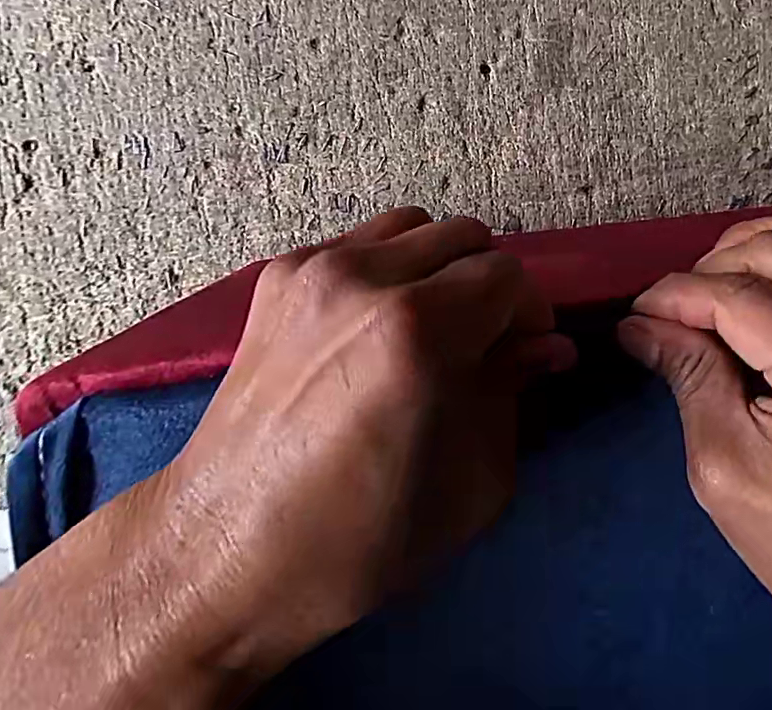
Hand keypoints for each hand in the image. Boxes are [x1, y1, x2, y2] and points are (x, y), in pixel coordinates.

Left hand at [141, 206, 574, 676]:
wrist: (224, 544)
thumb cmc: (356, 542)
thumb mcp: (469, 486)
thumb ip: (513, 392)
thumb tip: (548, 345)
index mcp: (415, 331)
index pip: (505, 274)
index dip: (529, 311)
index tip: (525, 350)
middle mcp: (361, 278)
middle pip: (462, 235)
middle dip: (488, 283)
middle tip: (482, 339)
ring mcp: (311, 268)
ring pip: (409, 226)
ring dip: (436, 264)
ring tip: (428, 323)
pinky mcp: (276, 274)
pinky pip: (357, 243)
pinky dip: (385, 268)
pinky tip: (371, 323)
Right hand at [616, 215, 771, 708]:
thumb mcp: (726, 471)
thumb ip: (687, 376)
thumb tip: (638, 323)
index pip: (740, 296)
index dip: (672, 297)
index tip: (633, 318)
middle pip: (771, 252)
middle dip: (701, 275)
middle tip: (668, 321)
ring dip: (739, 257)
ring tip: (707, 304)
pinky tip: (750, 298)